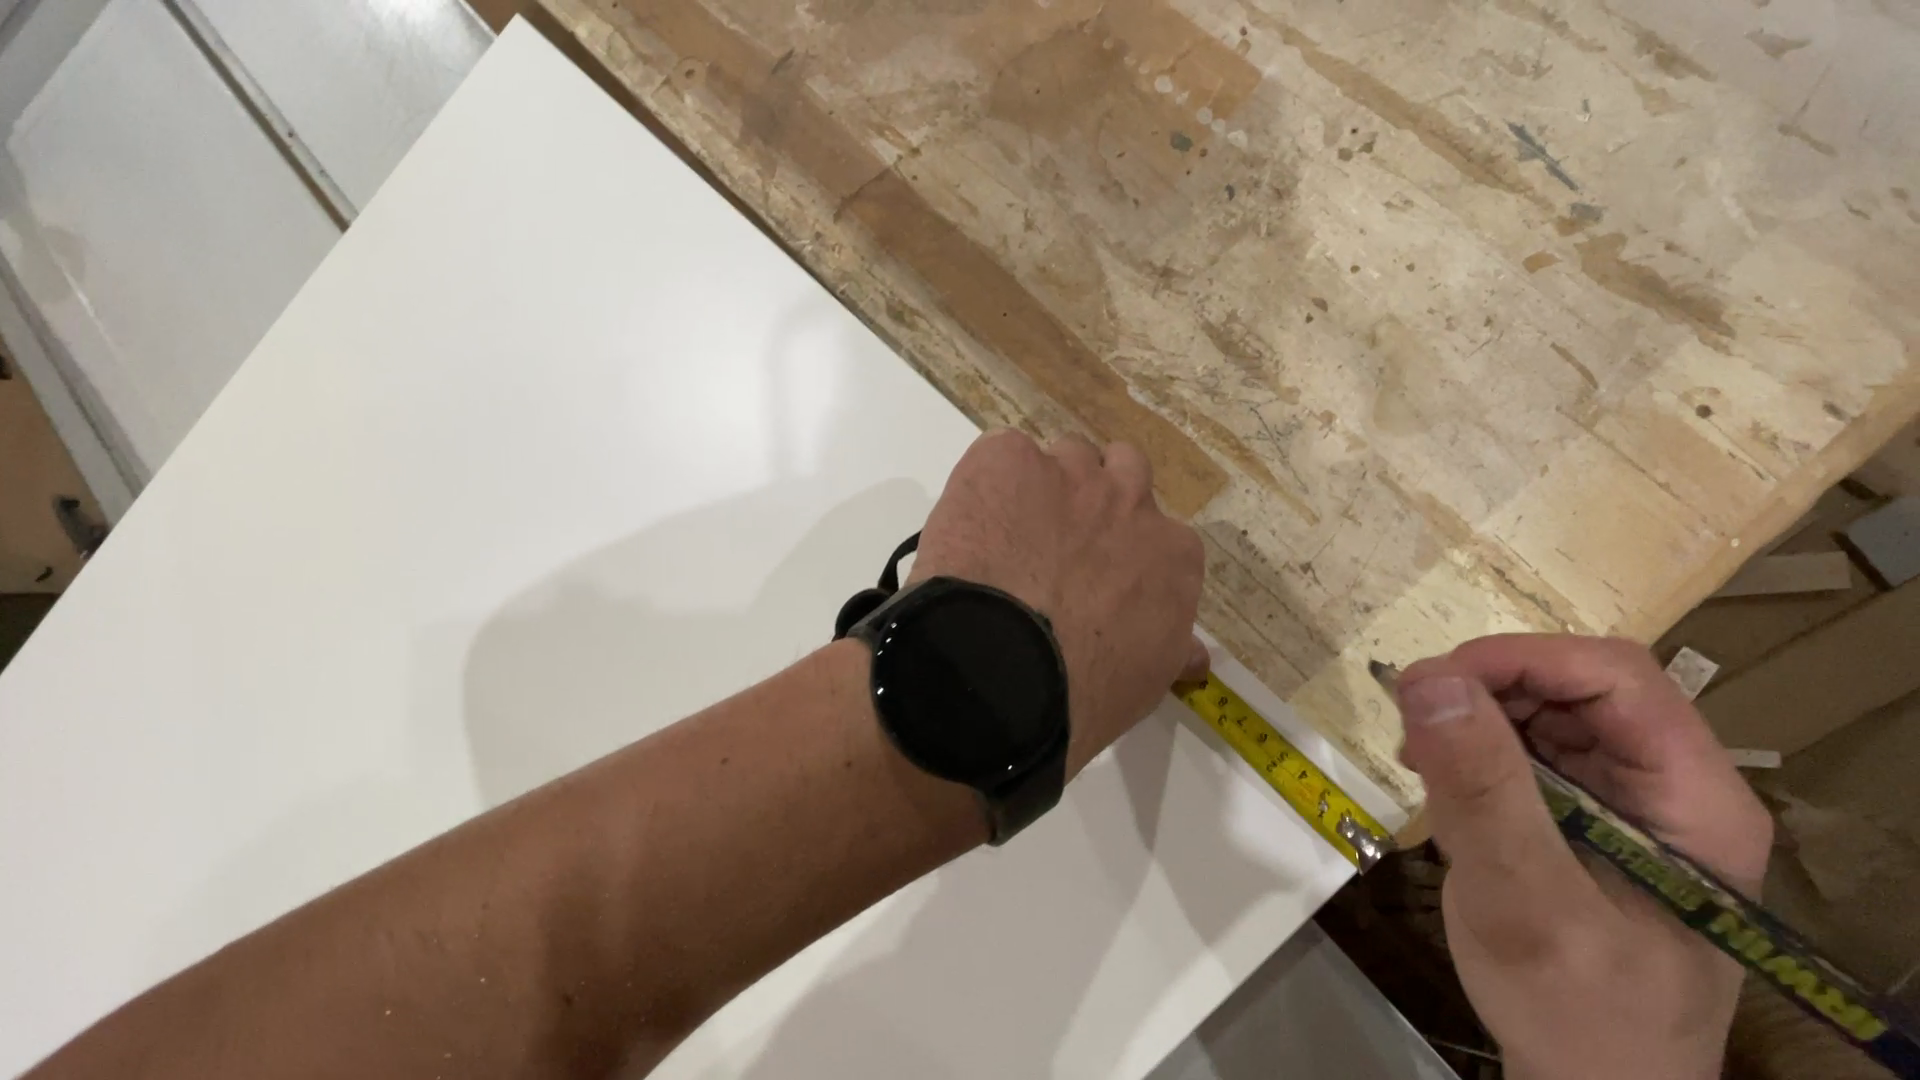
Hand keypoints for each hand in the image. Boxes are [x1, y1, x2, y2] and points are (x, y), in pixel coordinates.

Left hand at [910, 430, 1207, 774]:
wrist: (1002, 670)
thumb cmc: (1081, 693)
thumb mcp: (1144, 680)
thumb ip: (1169, 648)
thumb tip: (1194, 654)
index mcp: (1172, 553)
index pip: (1156, 534)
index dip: (1120, 551)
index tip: (1092, 576)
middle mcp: (1129, 501)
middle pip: (1121, 471)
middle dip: (1094, 496)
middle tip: (1055, 538)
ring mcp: (1068, 473)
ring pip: (1062, 455)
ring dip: (1041, 485)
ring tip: (1004, 533)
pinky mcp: (1008, 460)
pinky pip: (1001, 455)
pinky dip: (986, 485)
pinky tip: (969, 525)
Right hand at [1395, 635, 1772, 1079]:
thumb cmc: (1577, 1008)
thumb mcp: (1525, 900)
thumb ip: (1482, 789)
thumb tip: (1427, 678)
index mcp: (1692, 796)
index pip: (1614, 676)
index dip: (1518, 660)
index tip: (1429, 685)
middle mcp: (1665, 781)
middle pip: (1575, 683)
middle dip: (1484, 689)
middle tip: (1411, 725)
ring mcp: (1621, 796)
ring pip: (1541, 708)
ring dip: (1469, 718)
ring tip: (1420, 763)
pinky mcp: (1578, 812)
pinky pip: (1520, 747)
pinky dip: (1467, 748)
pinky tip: (1438, 782)